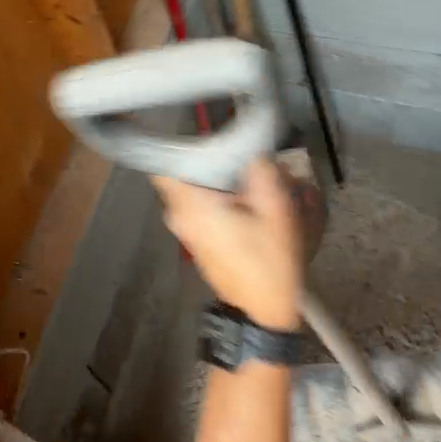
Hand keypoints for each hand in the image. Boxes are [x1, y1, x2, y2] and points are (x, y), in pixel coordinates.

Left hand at [153, 158, 303, 329]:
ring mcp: (187, 231)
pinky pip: (202, 206)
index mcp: (192, 206)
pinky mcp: (198, 240)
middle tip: (241, 154)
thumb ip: (262, 171)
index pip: (163, 164)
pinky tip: (247, 202)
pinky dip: (219, 198)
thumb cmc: (269, 263)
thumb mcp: (277, 211)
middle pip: (186, 173)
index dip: (176, 143)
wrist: (265, 310)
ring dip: (220, 180)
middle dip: (212, 159)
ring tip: (249, 179)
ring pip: (196, 189)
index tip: (197, 131)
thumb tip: (253, 150)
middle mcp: (180, 217)